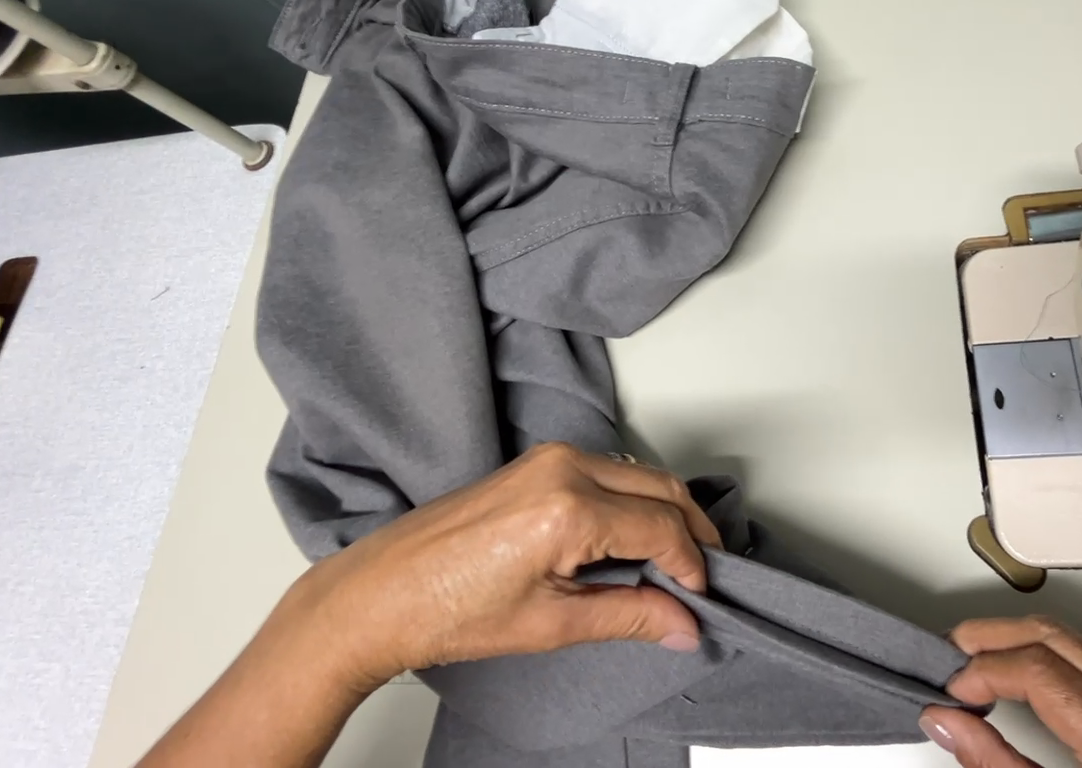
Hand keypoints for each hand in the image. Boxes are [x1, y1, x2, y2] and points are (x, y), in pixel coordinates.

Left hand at [288, 442, 723, 687]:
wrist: (378, 593)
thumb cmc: (449, 611)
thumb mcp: (551, 624)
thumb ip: (629, 615)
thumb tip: (683, 623)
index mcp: (569, 507)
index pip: (660, 526)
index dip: (690, 562)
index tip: (700, 594)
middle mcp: (566, 466)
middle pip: (660, 488)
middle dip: (692, 529)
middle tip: (703, 572)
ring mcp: (551, 457)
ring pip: (639, 475)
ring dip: (664, 511)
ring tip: (671, 559)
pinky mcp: (539, 460)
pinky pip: (609, 471)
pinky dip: (633, 500)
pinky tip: (631, 536)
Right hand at [920, 617, 1081, 767]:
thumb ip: (996, 766)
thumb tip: (947, 722)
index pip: (1038, 669)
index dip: (984, 671)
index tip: (952, 690)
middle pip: (1051, 635)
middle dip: (991, 636)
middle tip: (952, 653)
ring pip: (1068, 637)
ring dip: (1014, 640)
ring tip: (976, 660)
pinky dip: (1041, 655)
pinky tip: (1016, 670)